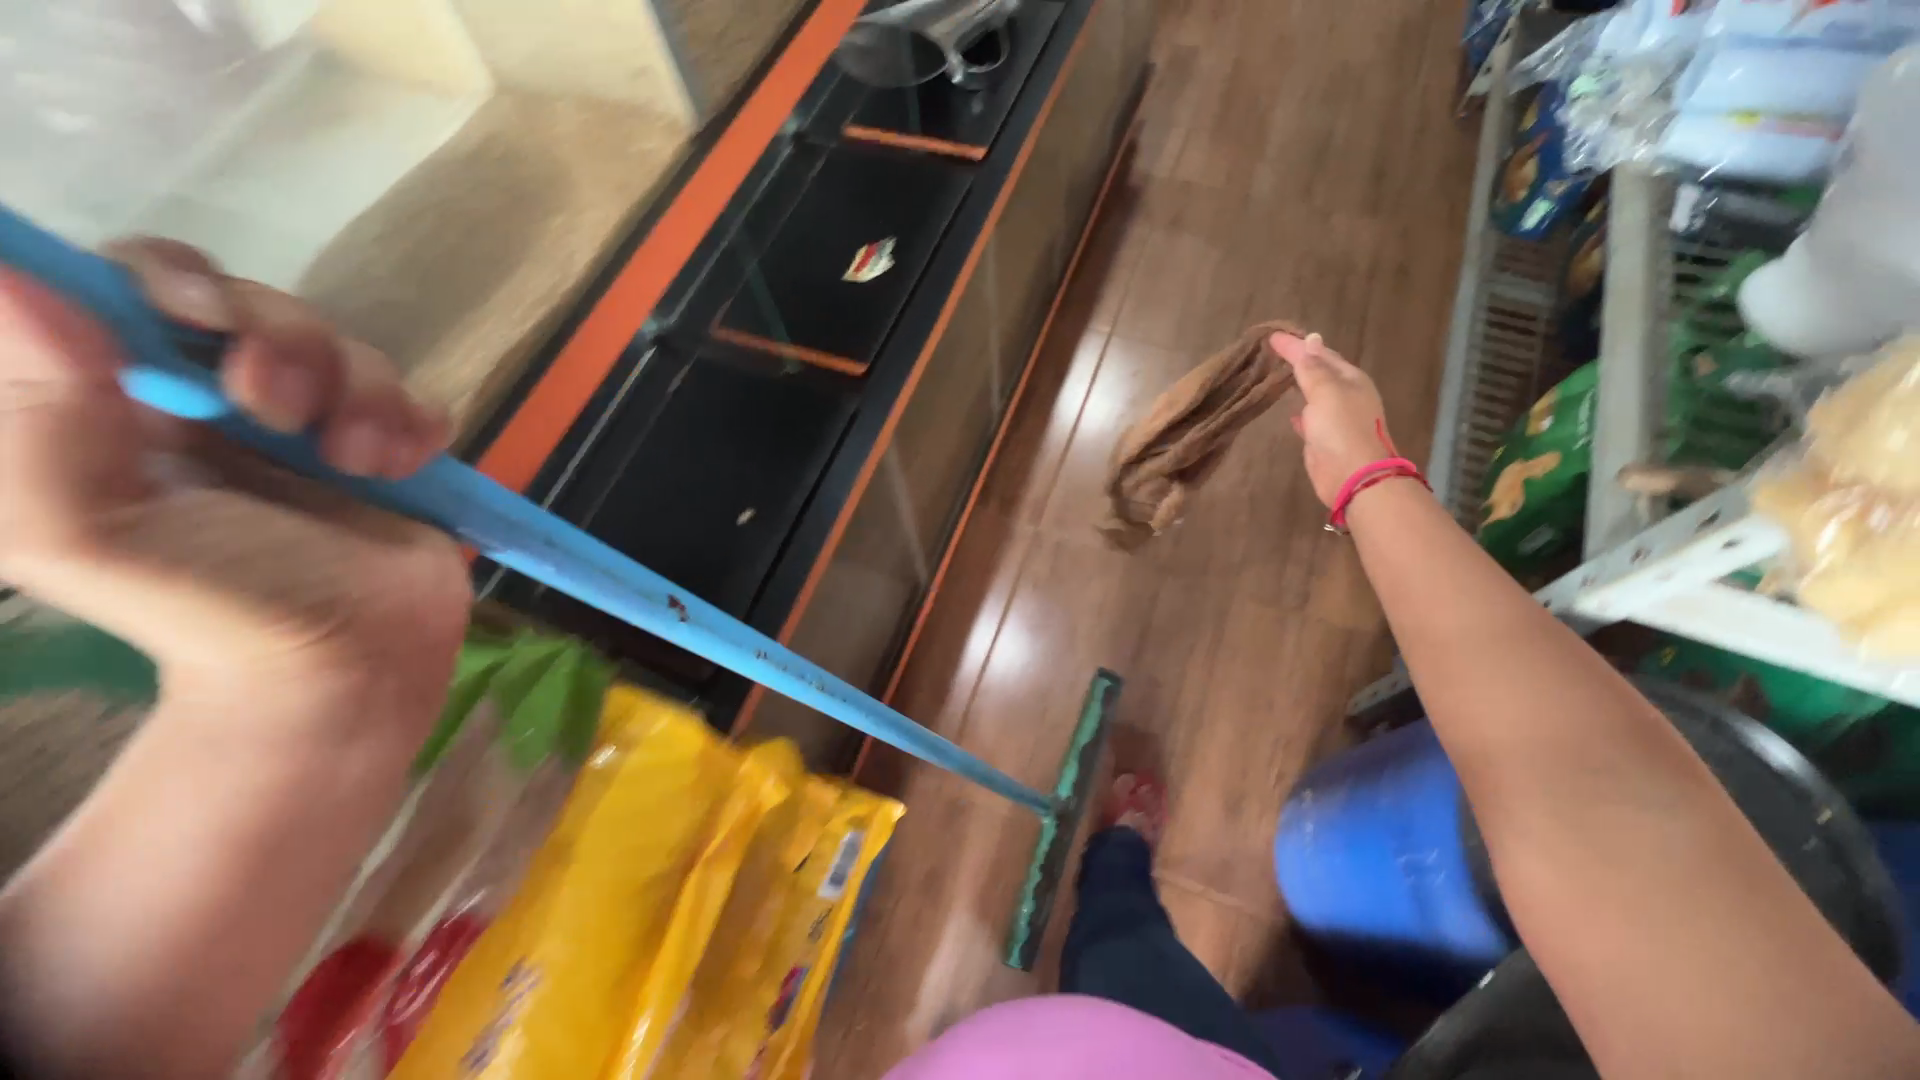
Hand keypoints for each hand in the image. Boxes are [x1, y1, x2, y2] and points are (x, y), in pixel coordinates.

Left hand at [0, 237, 469, 728]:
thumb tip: (19, 280)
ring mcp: (317, 420)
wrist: (346, 664)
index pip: (133, 287)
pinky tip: (399, 468)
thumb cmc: (212, 607)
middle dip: (282, 341)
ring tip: (357, 463)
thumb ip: (35, 417)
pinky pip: (417, 392)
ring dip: (361, 396)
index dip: (170, 280)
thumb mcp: (81, 529)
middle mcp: (218, 396)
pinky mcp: (392, 444)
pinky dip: (415, 422)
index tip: (196, 318)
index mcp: (123, 400)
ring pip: (347, 345)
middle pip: (255, 303)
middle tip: (282, 411)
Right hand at [1270, 331, 1399, 507]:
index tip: (1272, 336)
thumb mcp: (1325, 391)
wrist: (1352, 475)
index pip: (1320, 354)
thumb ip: (1313, 368)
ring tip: (1280, 375)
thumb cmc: (1341, 428)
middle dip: (1301, 361)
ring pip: (1314, 394)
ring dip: (1299, 385)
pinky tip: (1290, 413)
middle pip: (1320, 372)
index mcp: (1350, 379)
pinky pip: (1310, 418)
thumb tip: (1311, 339)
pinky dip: (1300, 412)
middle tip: (1276, 350)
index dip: (1297, 345)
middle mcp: (1346, 395)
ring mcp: (1336, 418)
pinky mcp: (1325, 439)